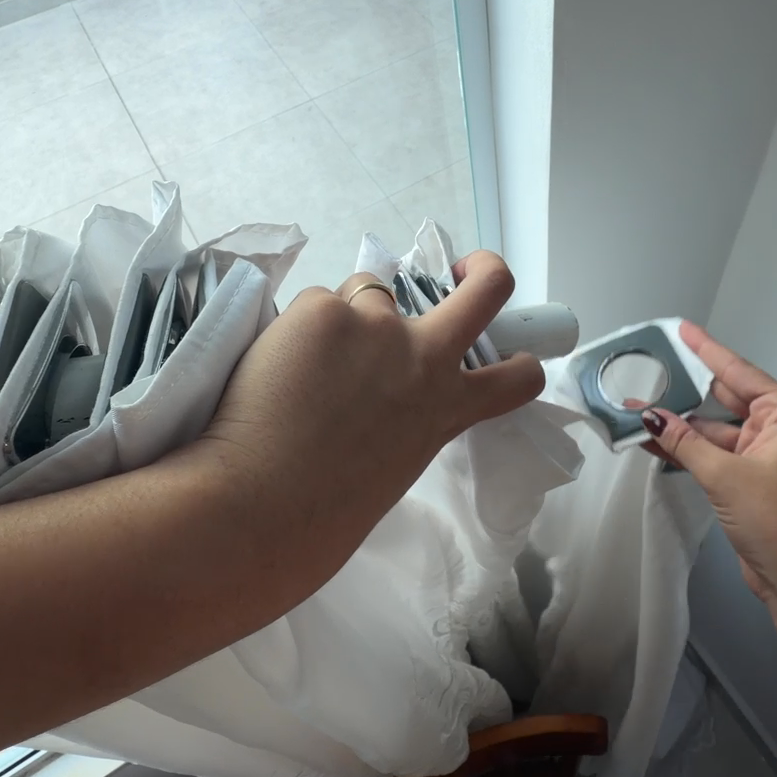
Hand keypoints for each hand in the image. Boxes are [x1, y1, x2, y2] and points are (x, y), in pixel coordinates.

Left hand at [191, 251, 545, 581]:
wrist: (258, 509)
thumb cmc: (323, 509)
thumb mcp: (397, 461)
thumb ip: (409, 412)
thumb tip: (384, 380)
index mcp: (447, 408)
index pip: (519, 376)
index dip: (519, 360)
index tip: (503, 350)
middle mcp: (426, 357)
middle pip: (486, 286)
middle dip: (482, 267)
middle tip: (462, 268)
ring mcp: (378, 326)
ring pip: (369, 290)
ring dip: (348, 316)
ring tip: (308, 365)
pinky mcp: (325, 310)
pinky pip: (316, 304)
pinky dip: (299, 330)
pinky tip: (277, 371)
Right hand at [640, 321, 776, 619]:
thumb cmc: (776, 518)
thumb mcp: (725, 475)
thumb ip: (684, 441)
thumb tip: (648, 415)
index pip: (739, 371)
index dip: (707, 349)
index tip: (681, 328)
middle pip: (724, 397)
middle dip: (686, 388)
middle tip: (650, 367)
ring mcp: (763, 454)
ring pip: (713, 428)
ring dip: (679, 424)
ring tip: (635, 409)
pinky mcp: (749, 478)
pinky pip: (712, 452)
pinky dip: (685, 448)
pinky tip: (651, 440)